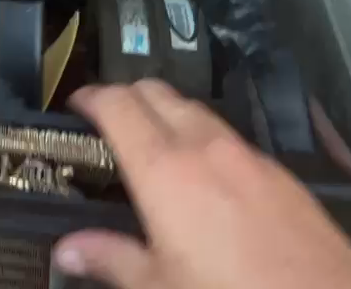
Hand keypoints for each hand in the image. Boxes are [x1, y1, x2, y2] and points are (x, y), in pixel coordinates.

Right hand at [54, 81, 350, 288]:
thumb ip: (111, 259)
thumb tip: (66, 249)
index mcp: (164, 169)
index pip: (115, 102)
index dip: (89, 96)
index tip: (75, 106)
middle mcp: (205, 147)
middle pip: (154, 90)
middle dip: (125, 97)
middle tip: (108, 125)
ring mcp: (249, 156)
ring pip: (194, 108)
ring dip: (166, 114)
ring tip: (154, 148)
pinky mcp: (284, 176)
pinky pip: (231, 137)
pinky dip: (206, 140)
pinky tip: (209, 181)